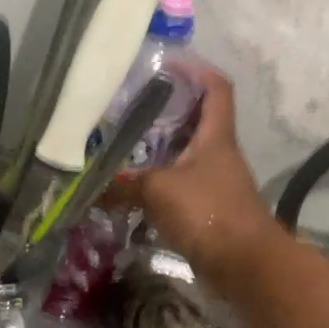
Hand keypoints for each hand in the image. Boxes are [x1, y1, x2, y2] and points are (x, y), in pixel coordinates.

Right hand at [105, 68, 281, 274]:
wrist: (241, 261)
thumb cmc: (206, 211)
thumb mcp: (158, 190)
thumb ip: (123, 186)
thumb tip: (87, 188)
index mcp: (215, 136)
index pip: (216, 89)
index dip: (196, 72)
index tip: (169, 66)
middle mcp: (217, 154)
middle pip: (194, 122)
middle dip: (166, 114)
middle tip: (130, 111)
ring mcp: (212, 183)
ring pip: (182, 157)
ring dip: (156, 153)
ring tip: (122, 150)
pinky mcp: (204, 210)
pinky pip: (176, 188)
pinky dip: (155, 186)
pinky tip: (130, 193)